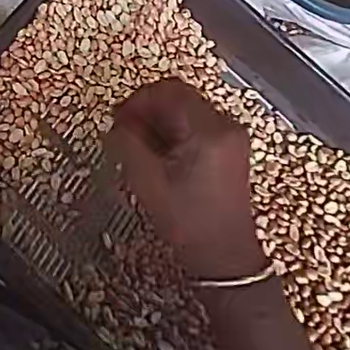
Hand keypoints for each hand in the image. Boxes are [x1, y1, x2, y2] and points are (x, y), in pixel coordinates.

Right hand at [107, 79, 265, 280]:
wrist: (226, 258)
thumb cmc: (187, 223)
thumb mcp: (148, 182)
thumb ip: (129, 144)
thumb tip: (118, 121)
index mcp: (209, 131)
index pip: (168, 92)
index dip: (137, 100)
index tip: (117, 119)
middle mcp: (226, 125)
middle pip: (179, 96)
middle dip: (147, 108)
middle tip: (123, 130)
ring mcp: (232, 136)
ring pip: (187, 108)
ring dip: (160, 119)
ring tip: (138, 144)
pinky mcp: (230, 148)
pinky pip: (196, 124)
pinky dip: (174, 130)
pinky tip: (159, 153)